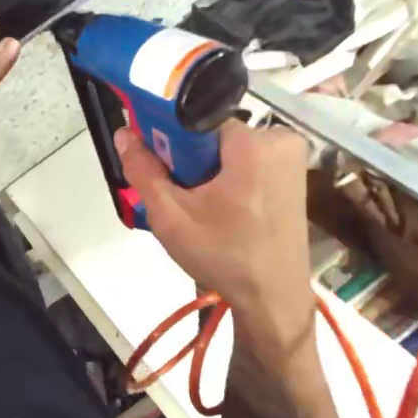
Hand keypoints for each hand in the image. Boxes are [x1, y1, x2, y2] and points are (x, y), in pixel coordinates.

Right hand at [115, 121, 313, 338]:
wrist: (273, 299)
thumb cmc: (223, 257)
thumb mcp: (171, 217)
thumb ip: (144, 171)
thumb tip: (124, 134)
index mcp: (253, 145)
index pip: (196, 119)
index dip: (170, 138)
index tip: (158, 162)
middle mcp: (279, 140)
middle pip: (213, 132)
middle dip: (190, 158)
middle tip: (180, 194)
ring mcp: (292, 157)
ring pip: (229, 147)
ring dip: (208, 168)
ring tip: (200, 207)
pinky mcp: (294, 173)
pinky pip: (248, 159)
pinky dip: (228, 176)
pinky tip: (221, 208)